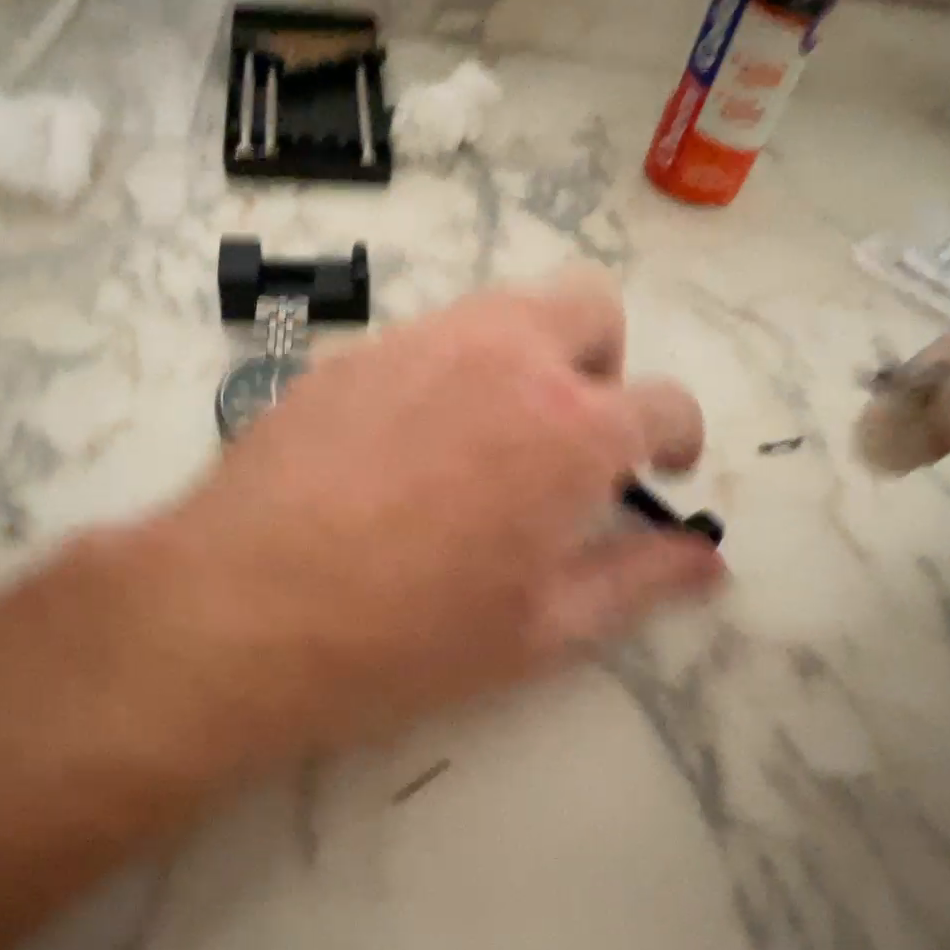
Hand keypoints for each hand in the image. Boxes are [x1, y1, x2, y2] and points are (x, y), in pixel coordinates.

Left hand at [134, 267, 724, 771]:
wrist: (241, 610)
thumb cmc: (406, 639)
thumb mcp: (540, 630)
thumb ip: (637, 581)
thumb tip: (709, 562)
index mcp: (572, 429)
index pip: (665, 404)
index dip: (677, 439)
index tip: (662, 470)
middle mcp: (504, 357)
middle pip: (592, 311)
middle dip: (604, 367)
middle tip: (572, 443)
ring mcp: (420, 342)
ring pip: (506, 311)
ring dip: (527, 360)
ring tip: (489, 445)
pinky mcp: (351, 352)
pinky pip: (429, 338)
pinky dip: (450, 372)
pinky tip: (408, 448)